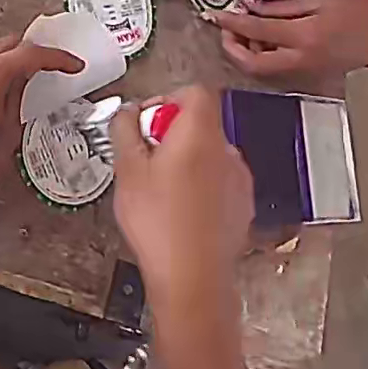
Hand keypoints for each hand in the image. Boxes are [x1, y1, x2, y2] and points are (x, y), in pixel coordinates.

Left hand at [0, 35, 81, 197]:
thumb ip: (19, 103)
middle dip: (32, 53)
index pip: (32, 53)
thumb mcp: (7, 134)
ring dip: (9, 61)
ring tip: (26, 83)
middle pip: (8, 43)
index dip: (58, 58)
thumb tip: (23, 88)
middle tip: (52, 69)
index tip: (74, 66)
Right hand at [107, 86, 254, 295]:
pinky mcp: (243, 204)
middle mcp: (226, 150)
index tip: (148, 125)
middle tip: (146, 160)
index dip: (168, 100)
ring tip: (161, 190)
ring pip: (209, 153)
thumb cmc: (158, 223)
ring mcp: (239, 179)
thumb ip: (124, 130)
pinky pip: (219, 180)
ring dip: (187, 160)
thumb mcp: (126, 170)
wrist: (192, 277)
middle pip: (201, 123)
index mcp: (200, 134)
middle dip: (171, 134)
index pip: (195, 92)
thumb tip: (128, 113)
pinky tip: (180, 210)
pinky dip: (201, 185)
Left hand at [205, 0, 367, 78]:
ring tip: (246, 31)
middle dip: (232, 47)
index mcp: (304, 36)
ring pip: (259, 71)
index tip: (215, 14)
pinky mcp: (304, 79)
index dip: (231, 23)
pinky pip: (272, 72)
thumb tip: (247, 8)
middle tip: (228, 27)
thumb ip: (279, 7)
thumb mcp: (317, 0)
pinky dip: (259, 59)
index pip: (256, 31)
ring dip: (244, 54)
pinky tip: (263, 43)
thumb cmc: (354, 11)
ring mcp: (301, 74)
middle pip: (250, 63)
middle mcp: (299, 60)